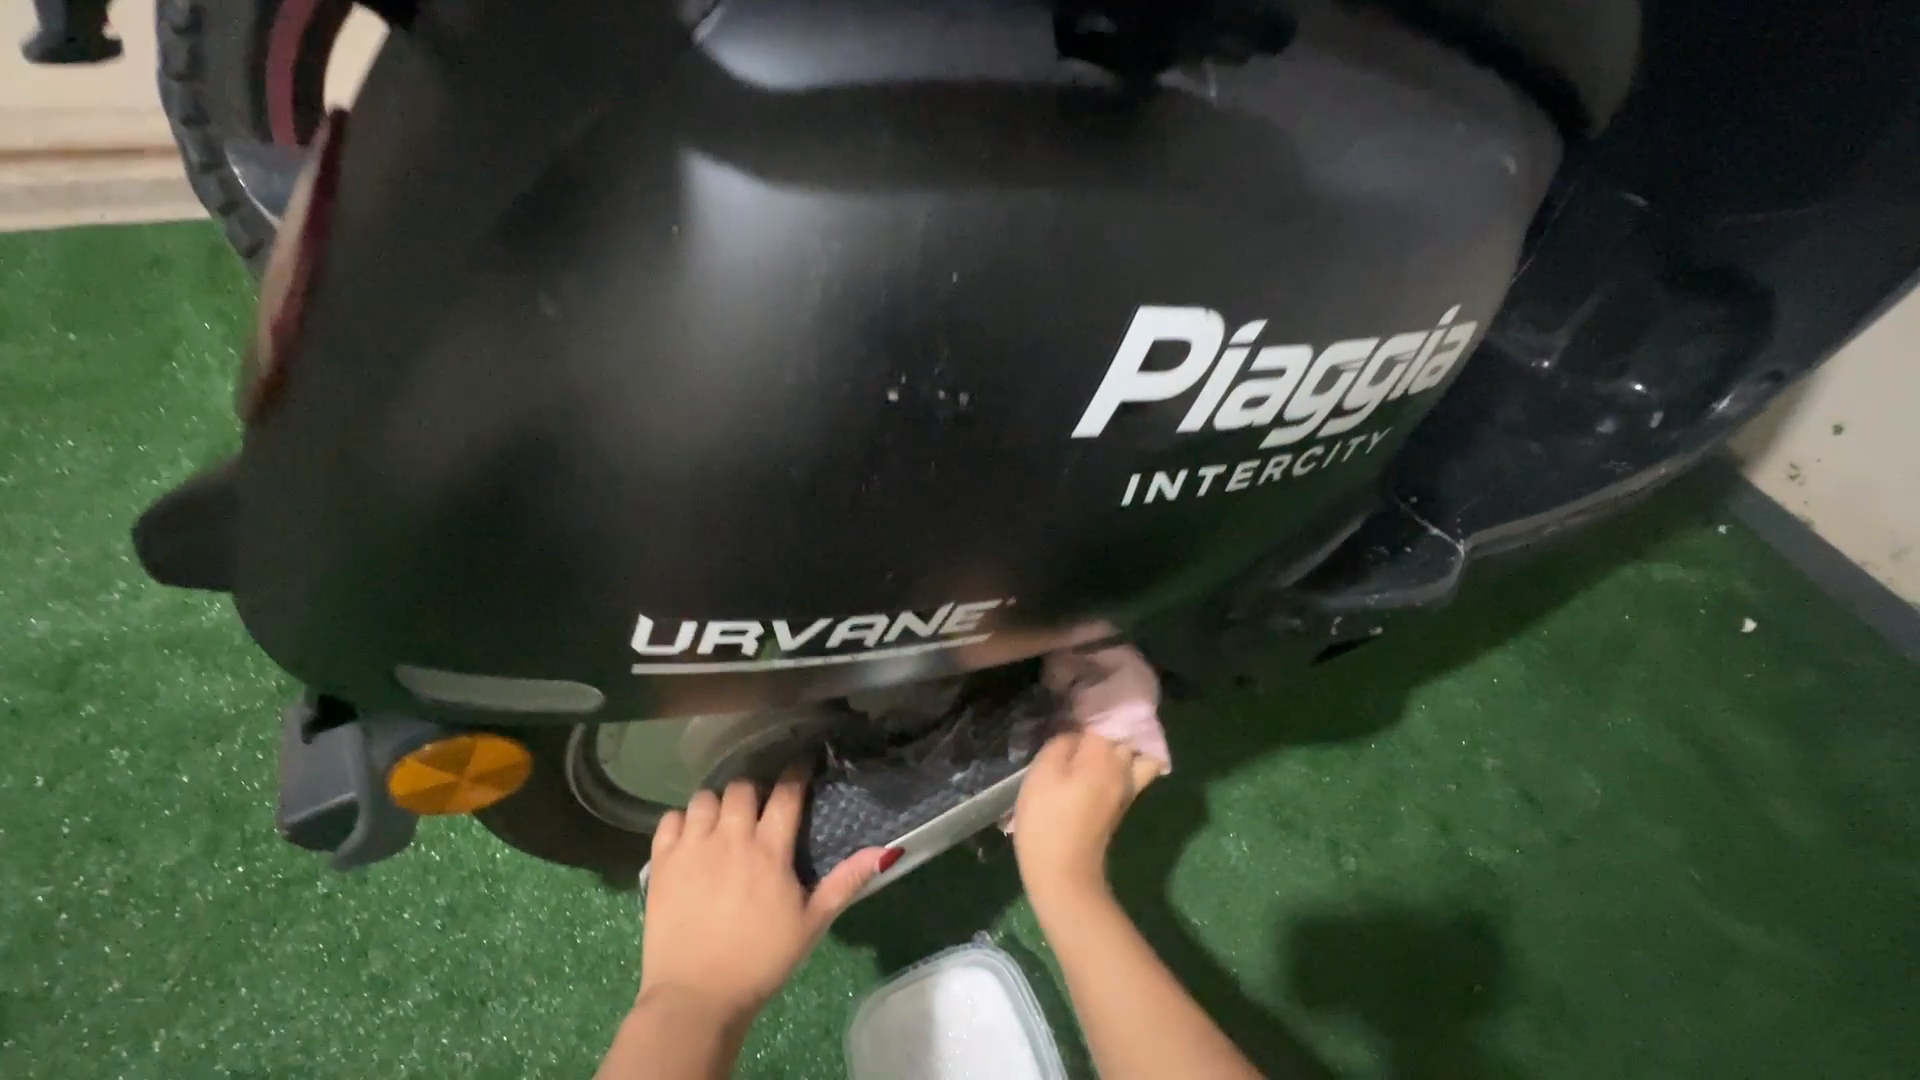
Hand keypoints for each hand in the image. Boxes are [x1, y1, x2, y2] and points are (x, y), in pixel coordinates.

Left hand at [637, 769, 888, 1024]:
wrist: (696, 999)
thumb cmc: (761, 961)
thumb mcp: (812, 924)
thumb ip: (846, 882)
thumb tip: (887, 851)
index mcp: (769, 852)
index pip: (786, 793)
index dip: (796, 773)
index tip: (801, 765)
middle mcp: (730, 839)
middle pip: (743, 788)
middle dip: (755, 790)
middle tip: (760, 808)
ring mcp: (692, 849)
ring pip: (705, 798)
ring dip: (718, 804)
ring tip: (724, 823)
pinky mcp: (661, 864)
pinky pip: (670, 819)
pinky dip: (682, 821)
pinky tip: (691, 839)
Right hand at [1011, 732, 1148, 912]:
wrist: (1064, 873)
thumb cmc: (1047, 820)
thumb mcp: (1041, 774)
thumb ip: (1060, 745)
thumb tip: (1074, 738)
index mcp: (1103, 755)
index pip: (1097, 723)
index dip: (1079, 725)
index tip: (1063, 731)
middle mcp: (1123, 768)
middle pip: (1121, 739)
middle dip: (1104, 735)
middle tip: (1077, 742)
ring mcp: (1127, 790)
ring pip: (1136, 759)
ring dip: (1121, 752)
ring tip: (1093, 757)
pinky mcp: (1122, 809)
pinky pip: (1133, 777)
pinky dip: (1123, 770)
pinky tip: (1095, 775)